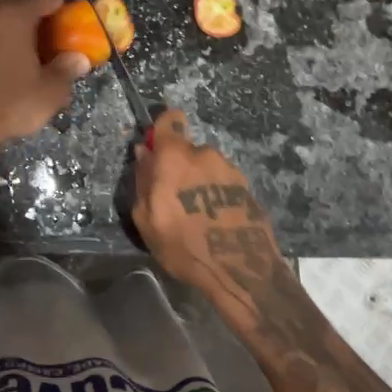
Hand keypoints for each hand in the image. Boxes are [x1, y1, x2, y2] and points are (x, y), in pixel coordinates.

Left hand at [0, 0, 91, 148]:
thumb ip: (67, 68)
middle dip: (37, 7)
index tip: (71, 22)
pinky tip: (13, 49)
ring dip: (17, 16)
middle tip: (53, 28)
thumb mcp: (51, 89)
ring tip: (34, 38)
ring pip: (0, 8)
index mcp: (14, 15)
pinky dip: (1, 27)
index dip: (60, 7)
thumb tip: (80, 58)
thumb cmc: (12, 101)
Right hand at [134, 109, 284, 311]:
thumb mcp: (146, 218)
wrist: (242, 272)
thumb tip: (143, 153)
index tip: (157, 148)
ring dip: (200, 182)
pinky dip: (217, 196)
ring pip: (206, 168)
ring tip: (198, 215)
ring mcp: (230, 171)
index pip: (170, 120)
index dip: (162, 128)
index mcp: (175, 156)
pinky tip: (216, 222)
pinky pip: (224, 185)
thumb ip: (142, 180)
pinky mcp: (248, 190)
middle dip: (179, 167)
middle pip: (187, 151)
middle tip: (175, 198)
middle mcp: (204, 154)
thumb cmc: (184, 244)